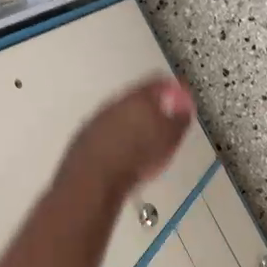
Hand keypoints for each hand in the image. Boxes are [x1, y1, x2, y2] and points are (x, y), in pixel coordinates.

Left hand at [62, 77, 195, 195]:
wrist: (92, 183)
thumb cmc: (137, 158)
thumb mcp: (171, 138)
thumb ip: (181, 117)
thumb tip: (186, 105)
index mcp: (139, 97)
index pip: (159, 82)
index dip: (173, 89)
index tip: (180, 98)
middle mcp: (114, 103)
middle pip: (136, 98)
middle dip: (150, 108)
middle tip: (162, 123)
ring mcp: (95, 121)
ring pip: (118, 115)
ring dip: (130, 124)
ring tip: (142, 143)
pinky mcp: (81, 141)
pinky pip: (104, 133)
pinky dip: (114, 139)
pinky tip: (121, 155)